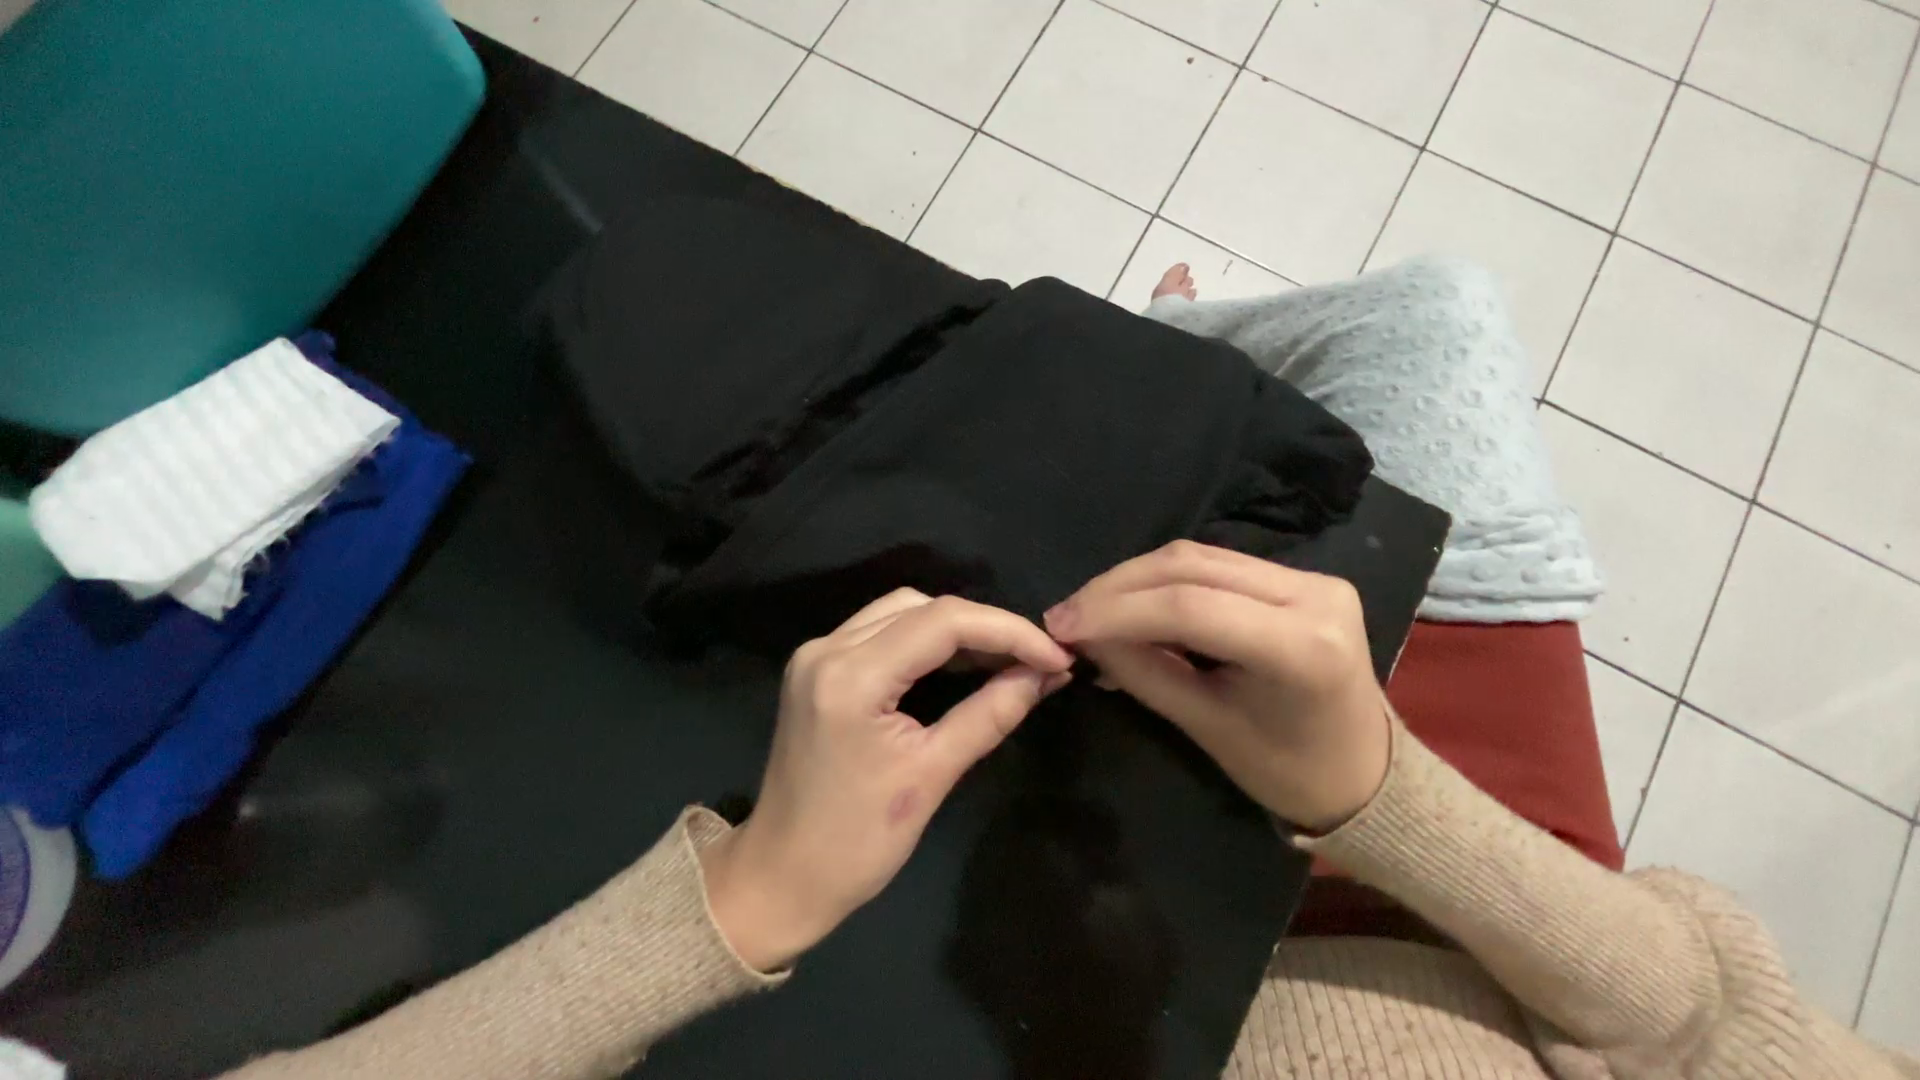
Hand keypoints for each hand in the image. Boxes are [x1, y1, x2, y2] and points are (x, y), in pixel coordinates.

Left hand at [700, 590, 1073, 970]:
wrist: (781, 877)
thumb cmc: (856, 843)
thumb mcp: (932, 775)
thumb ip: (990, 713)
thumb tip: (1045, 675)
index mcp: (851, 675)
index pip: (944, 622)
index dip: (1009, 631)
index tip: (1057, 657)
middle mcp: (827, 649)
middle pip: (922, 607)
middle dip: (986, 627)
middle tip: (1036, 660)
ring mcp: (816, 656)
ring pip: (901, 612)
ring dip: (956, 630)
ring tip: (1006, 660)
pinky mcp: (817, 669)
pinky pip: (880, 633)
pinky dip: (924, 641)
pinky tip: (960, 663)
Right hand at [1044, 541, 1388, 831]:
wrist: (1367, 775)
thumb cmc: (1289, 770)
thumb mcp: (1207, 727)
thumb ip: (1143, 671)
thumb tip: (1081, 636)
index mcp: (1300, 645)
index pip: (1189, 606)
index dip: (1114, 610)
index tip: (1059, 626)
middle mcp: (1313, 592)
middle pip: (1191, 566)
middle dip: (1116, 587)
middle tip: (1064, 615)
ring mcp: (1311, 577)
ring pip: (1199, 556)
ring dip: (1134, 579)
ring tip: (1088, 608)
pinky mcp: (1301, 576)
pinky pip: (1217, 565)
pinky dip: (1164, 581)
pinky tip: (1130, 602)